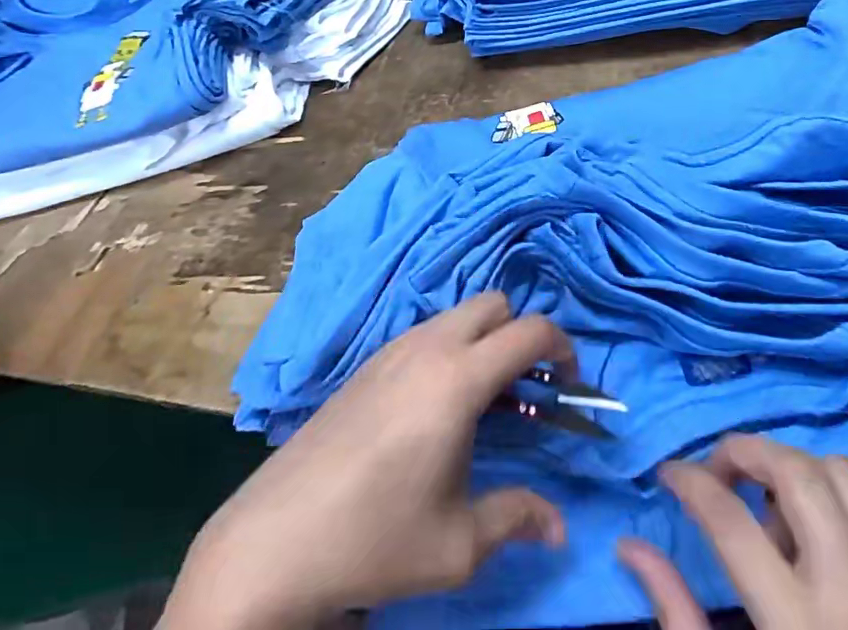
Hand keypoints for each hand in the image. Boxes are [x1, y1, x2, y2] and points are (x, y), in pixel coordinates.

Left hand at [161, 292, 570, 629]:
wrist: (277, 538)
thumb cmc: (376, 538)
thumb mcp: (459, 543)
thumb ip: (517, 519)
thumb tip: (560, 527)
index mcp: (457, 378)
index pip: (528, 330)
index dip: (563, 347)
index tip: (570, 384)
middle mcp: (424, 348)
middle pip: (491, 303)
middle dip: (520, 333)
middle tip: (526, 388)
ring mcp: (388, 351)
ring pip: (453, 315)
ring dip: (481, 341)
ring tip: (483, 403)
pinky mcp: (363, 365)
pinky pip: (422, 334)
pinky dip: (447, 349)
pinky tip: (435, 408)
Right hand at [618, 435, 847, 629]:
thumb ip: (678, 614)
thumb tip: (629, 547)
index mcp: (799, 623)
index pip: (729, 520)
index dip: (688, 481)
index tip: (667, 475)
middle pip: (796, 472)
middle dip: (742, 452)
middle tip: (714, 473)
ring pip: (842, 473)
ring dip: (791, 466)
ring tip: (764, 500)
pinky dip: (831, 495)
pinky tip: (811, 533)